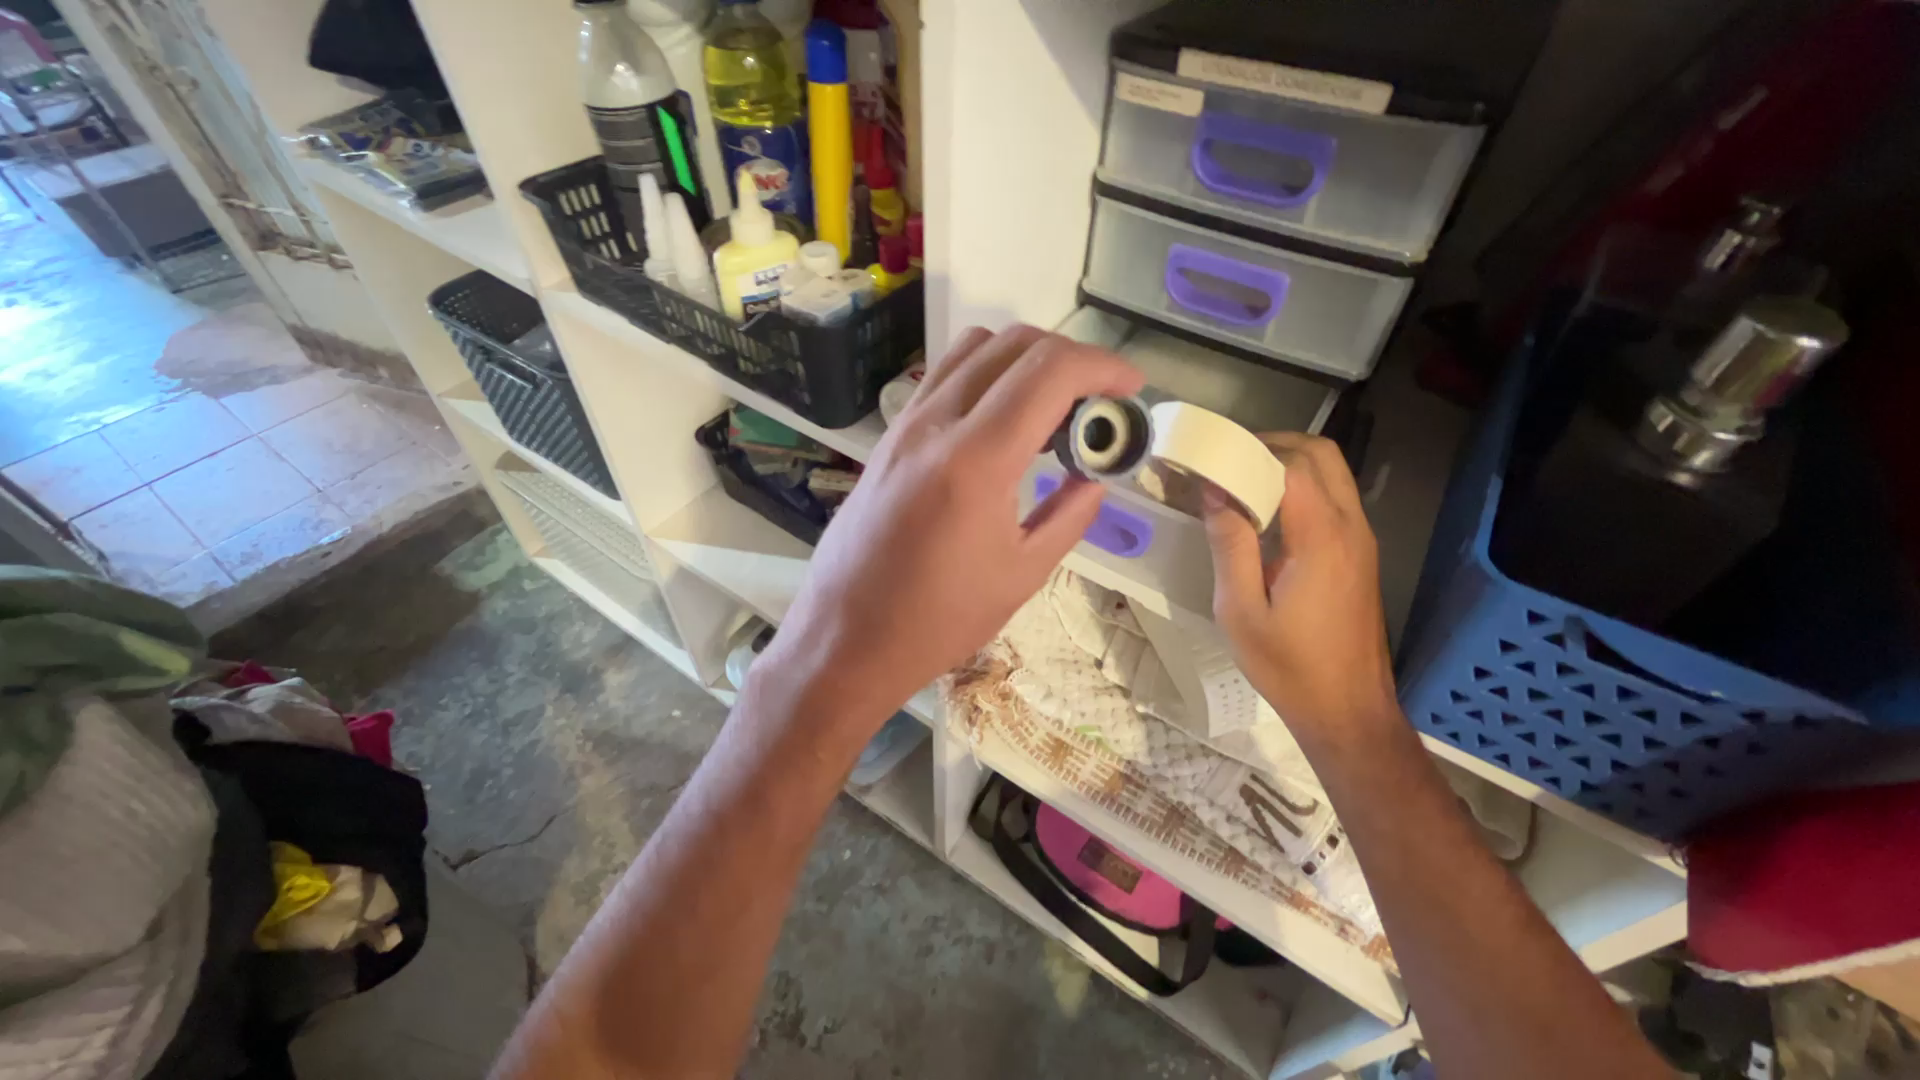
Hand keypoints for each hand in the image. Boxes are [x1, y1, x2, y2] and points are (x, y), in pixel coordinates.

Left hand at [757, 325, 1144, 724]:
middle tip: (1095, 402)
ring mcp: (905, 425)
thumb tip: (1095, 477)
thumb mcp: (1021, 575)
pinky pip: (943, 378)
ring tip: (1049, 409)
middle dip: (1068, 357)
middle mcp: (936, 424)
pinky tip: (1000, 425)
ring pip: (972, 349)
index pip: (1049, 371)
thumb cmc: (937, 620)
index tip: (1131, 386)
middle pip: (1012, 344)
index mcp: (976, 460)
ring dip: (1023, 360)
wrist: (844, 638)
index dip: (1102, 365)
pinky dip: (985, 376)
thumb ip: (1069, 515)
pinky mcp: (889, 438)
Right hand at [1203, 433, 1398, 742]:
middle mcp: (1350, 526)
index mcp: (1321, 537)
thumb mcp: (1239, 610)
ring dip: (1289, 464)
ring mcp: (1361, 539)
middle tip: (1226, 462)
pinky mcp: (1361, 553)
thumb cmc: (1288, 665)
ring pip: (1332, 473)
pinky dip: (1302, 487)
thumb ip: (1229, 545)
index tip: (1209, 458)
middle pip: (1320, 454)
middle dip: (1272, 445)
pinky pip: (1334, 498)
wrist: (1347, 709)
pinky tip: (1267, 514)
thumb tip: (1215, 492)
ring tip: (1241, 483)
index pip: (1290, 465)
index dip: (1248, 452)